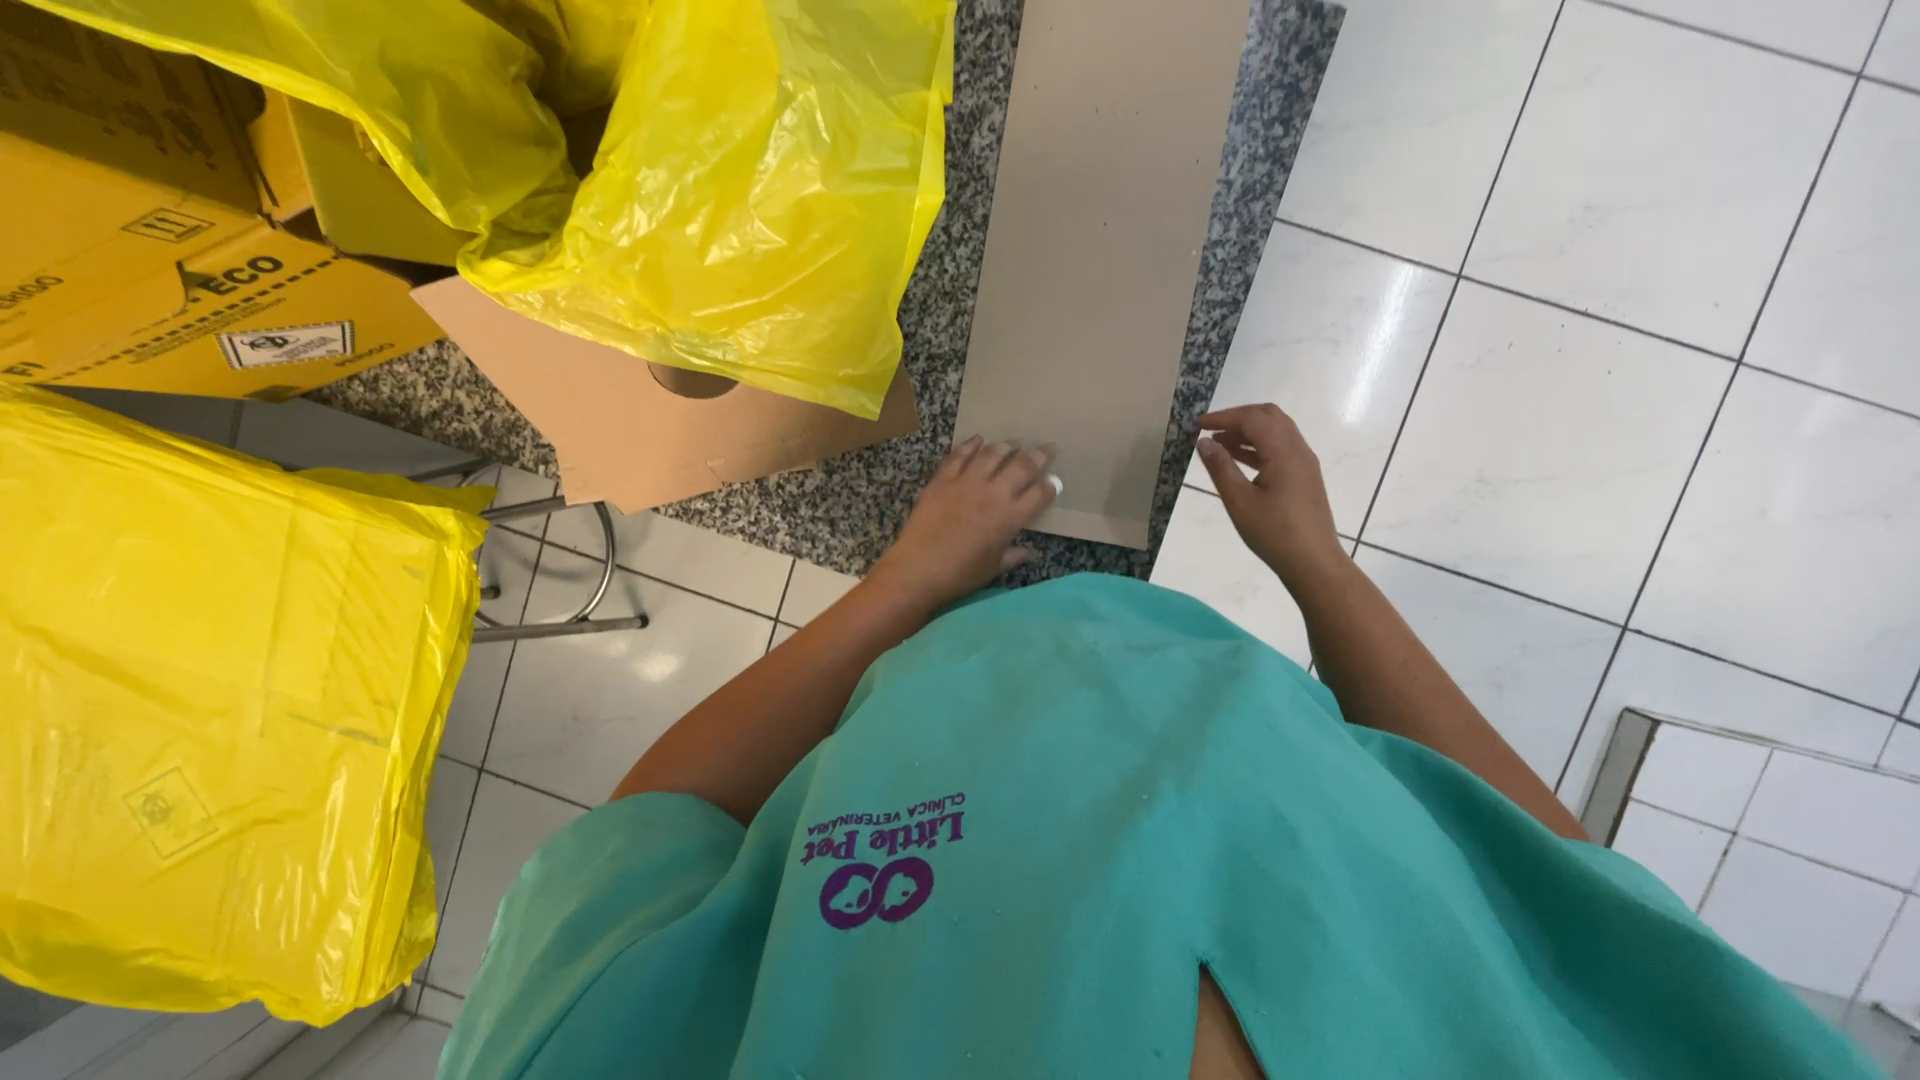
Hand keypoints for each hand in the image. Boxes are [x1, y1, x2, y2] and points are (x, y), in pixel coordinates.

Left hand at [870, 436, 1057, 610]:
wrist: (919, 569)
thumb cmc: (960, 574)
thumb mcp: (993, 568)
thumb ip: (1013, 556)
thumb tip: (1030, 553)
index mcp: (1010, 518)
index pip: (1039, 494)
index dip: (1051, 485)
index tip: (1055, 480)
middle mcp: (993, 494)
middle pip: (1021, 466)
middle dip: (1038, 456)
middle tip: (1046, 448)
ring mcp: (966, 483)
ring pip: (991, 454)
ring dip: (1004, 447)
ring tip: (1011, 444)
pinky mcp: (942, 480)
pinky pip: (959, 456)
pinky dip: (970, 445)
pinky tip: (977, 439)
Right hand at [1194, 404, 1347, 587]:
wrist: (1313, 562)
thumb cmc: (1274, 533)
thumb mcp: (1239, 501)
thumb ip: (1220, 467)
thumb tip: (1204, 442)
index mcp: (1284, 452)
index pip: (1252, 419)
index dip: (1223, 417)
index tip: (1197, 425)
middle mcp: (1298, 450)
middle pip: (1268, 416)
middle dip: (1237, 418)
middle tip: (1210, 429)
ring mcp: (1304, 463)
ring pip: (1276, 431)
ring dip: (1248, 431)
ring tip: (1218, 444)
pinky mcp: (1304, 476)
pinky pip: (1280, 447)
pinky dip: (1258, 445)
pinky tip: (1238, 459)